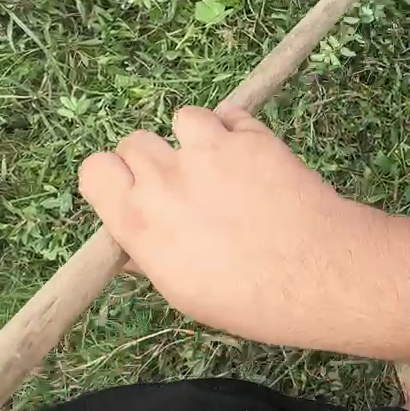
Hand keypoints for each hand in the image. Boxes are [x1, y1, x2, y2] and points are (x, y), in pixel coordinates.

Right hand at [77, 106, 383, 344]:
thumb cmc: (248, 296)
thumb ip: (151, 254)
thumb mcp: (183, 290)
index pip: (94, 169)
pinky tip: (253, 156)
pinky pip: (233, 114)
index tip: (132, 187)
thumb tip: (133, 242)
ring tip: (221, 163)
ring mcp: (212, 152)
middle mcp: (168, 178)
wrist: (315, 271)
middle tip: (183, 180)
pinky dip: (238, 129)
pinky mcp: (254, 137)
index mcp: (138, 220)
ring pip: (185, 116)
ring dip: (197, 135)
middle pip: (136, 140)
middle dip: (154, 156)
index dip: (114, 176)